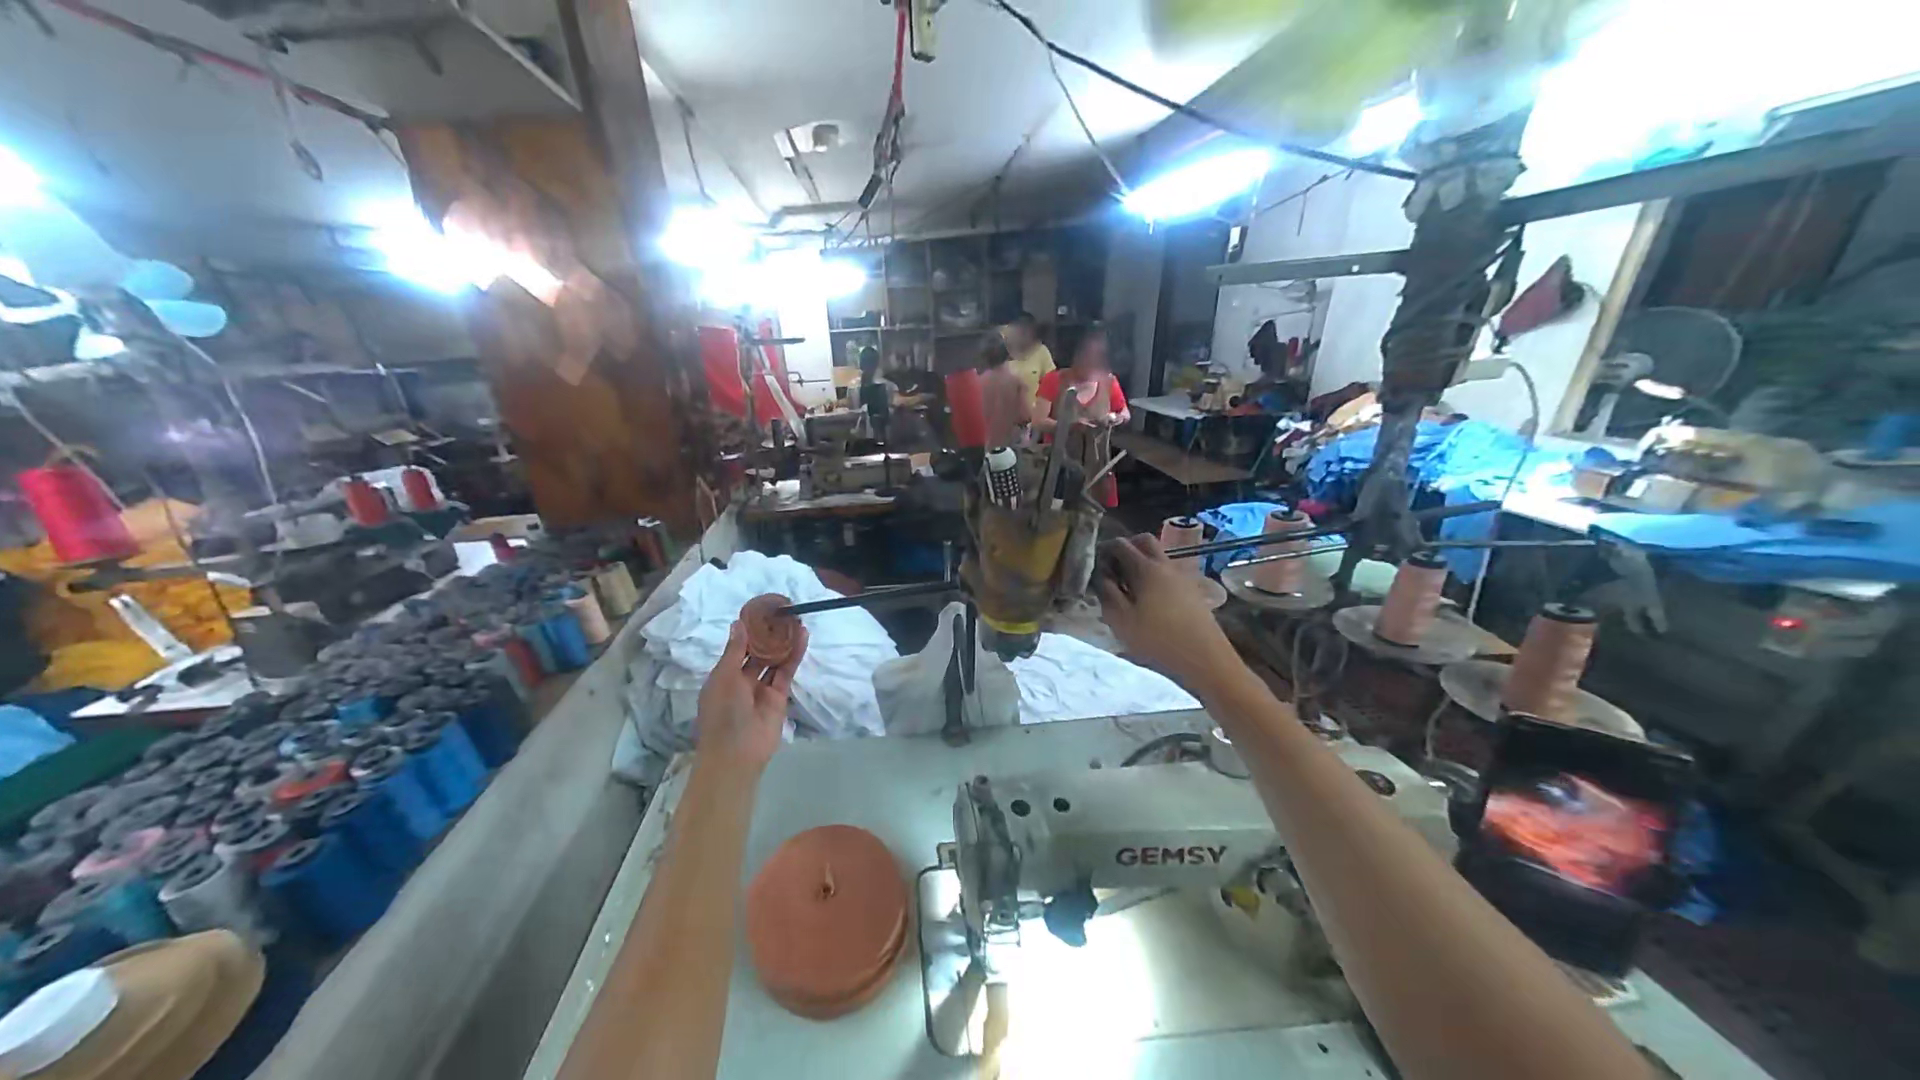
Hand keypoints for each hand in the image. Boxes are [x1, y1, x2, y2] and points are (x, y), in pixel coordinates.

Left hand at [696, 621, 809, 772]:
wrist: (737, 753)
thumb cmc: (722, 712)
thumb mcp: (724, 677)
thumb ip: (735, 650)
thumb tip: (738, 623)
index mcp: (722, 676)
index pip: (737, 648)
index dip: (748, 631)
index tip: (761, 611)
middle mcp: (741, 680)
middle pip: (757, 653)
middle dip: (769, 635)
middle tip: (783, 612)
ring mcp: (761, 689)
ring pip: (774, 660)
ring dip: (783, 642)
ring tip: (796, 620)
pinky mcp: (779, 697)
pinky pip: (786, 672)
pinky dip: (794, 655)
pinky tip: (802, 637)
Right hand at [1096, 535, 1236, 689]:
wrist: (1204, 658)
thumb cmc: (1157, 639)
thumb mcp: (1120, 620)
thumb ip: (1106, 593)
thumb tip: (1101, 575)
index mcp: (1145, 568)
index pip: (1120, 544)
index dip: (1104, 549)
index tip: (1094, 564)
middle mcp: (1165, 565)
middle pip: (1144, 541)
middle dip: (1126, 547)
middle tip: (1112, 567)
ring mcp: (1182, 576)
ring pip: (1158, 556)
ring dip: (1141, 562)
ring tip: (1127, 587)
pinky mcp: (1191, 590)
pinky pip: (1168, 572)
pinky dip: (1154, 575)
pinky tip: (1147, 599)